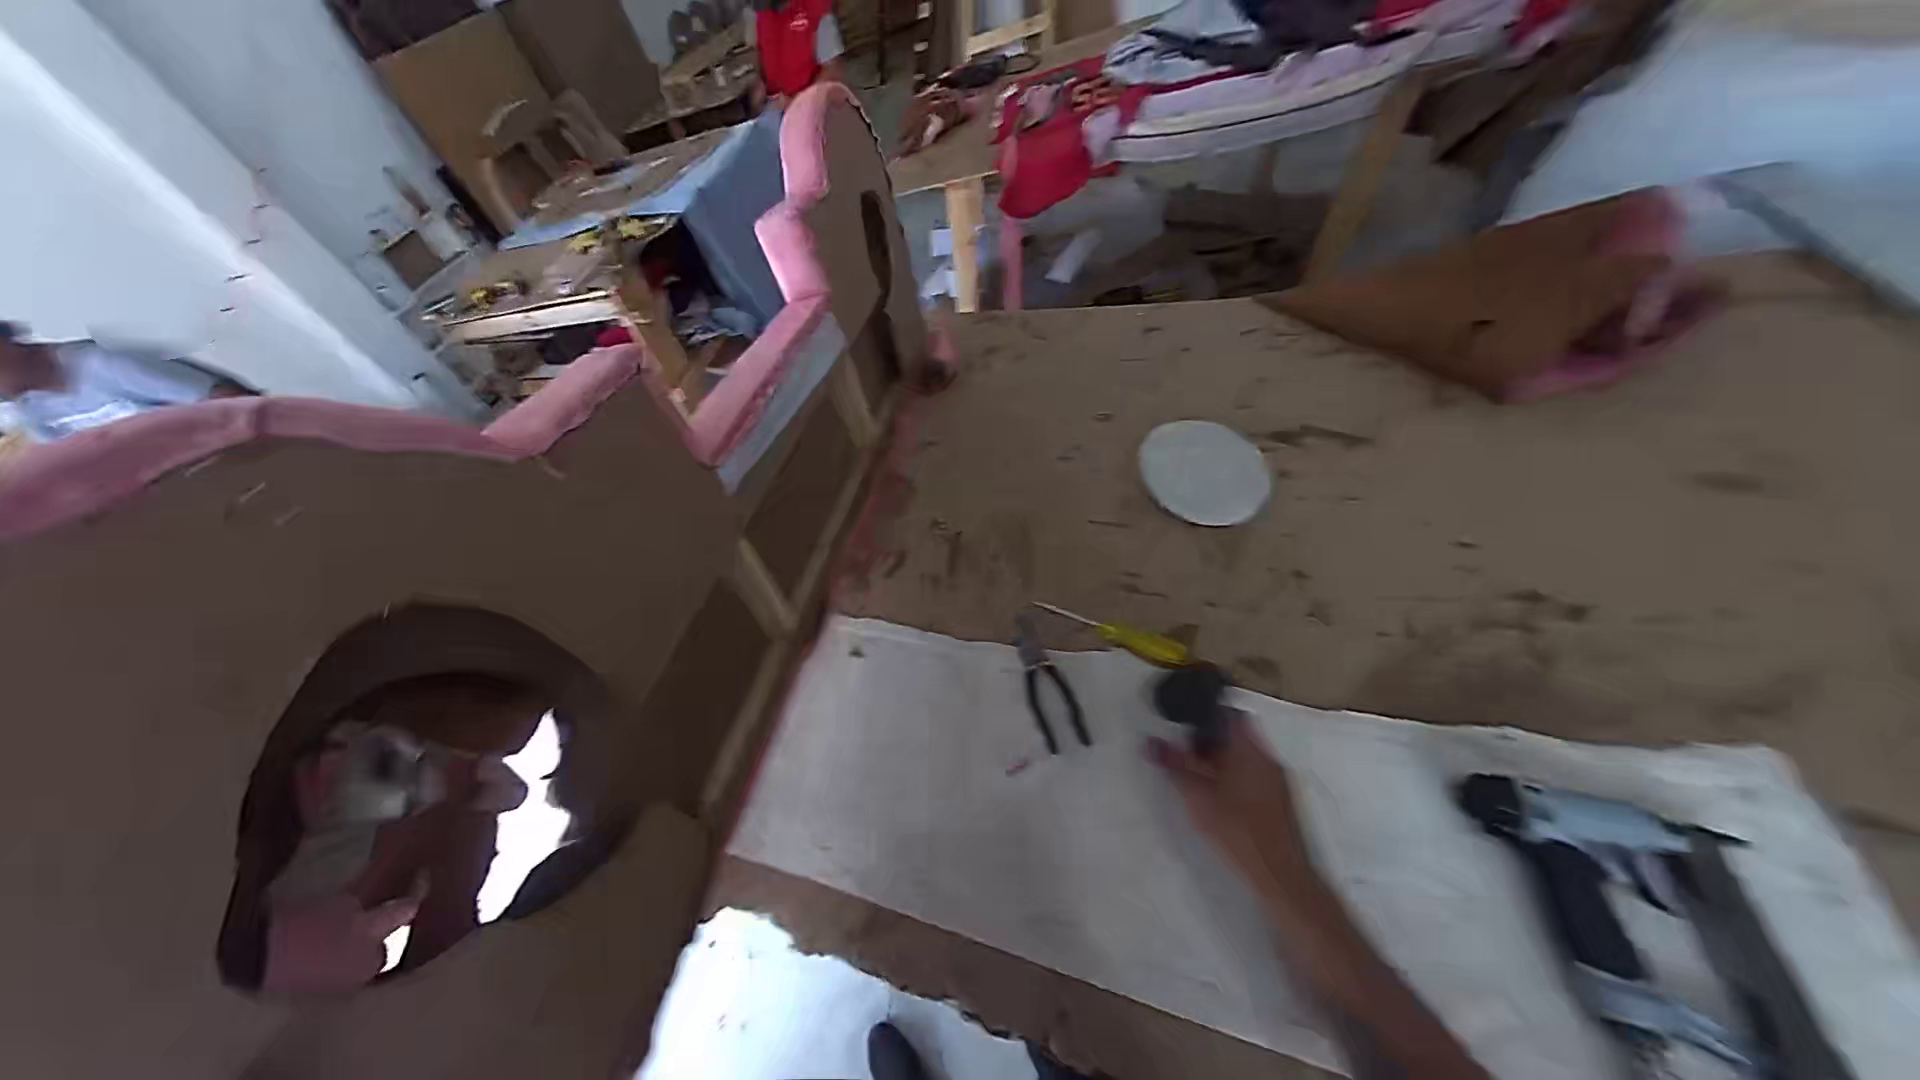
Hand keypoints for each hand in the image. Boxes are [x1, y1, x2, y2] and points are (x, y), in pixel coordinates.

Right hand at [1149, 712, 1314, 902]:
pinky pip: (1255, 776)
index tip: (1185, 724)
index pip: (1230, 713)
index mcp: (1249, 749)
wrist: (1280, 875)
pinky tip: (1219, 801)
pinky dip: (1236, 779)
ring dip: (1222, 762)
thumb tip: (1150, 741)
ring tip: (1197, 780)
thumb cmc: (1236, 828)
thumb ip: (1174, 765)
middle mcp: (1268, 758)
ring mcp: (1279, 781)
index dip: (1206, 713)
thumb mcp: (1196, 795)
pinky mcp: (1282, 803)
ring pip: (1246, 758)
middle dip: (1210, 742)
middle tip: (1185, 755)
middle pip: (1238, 735)